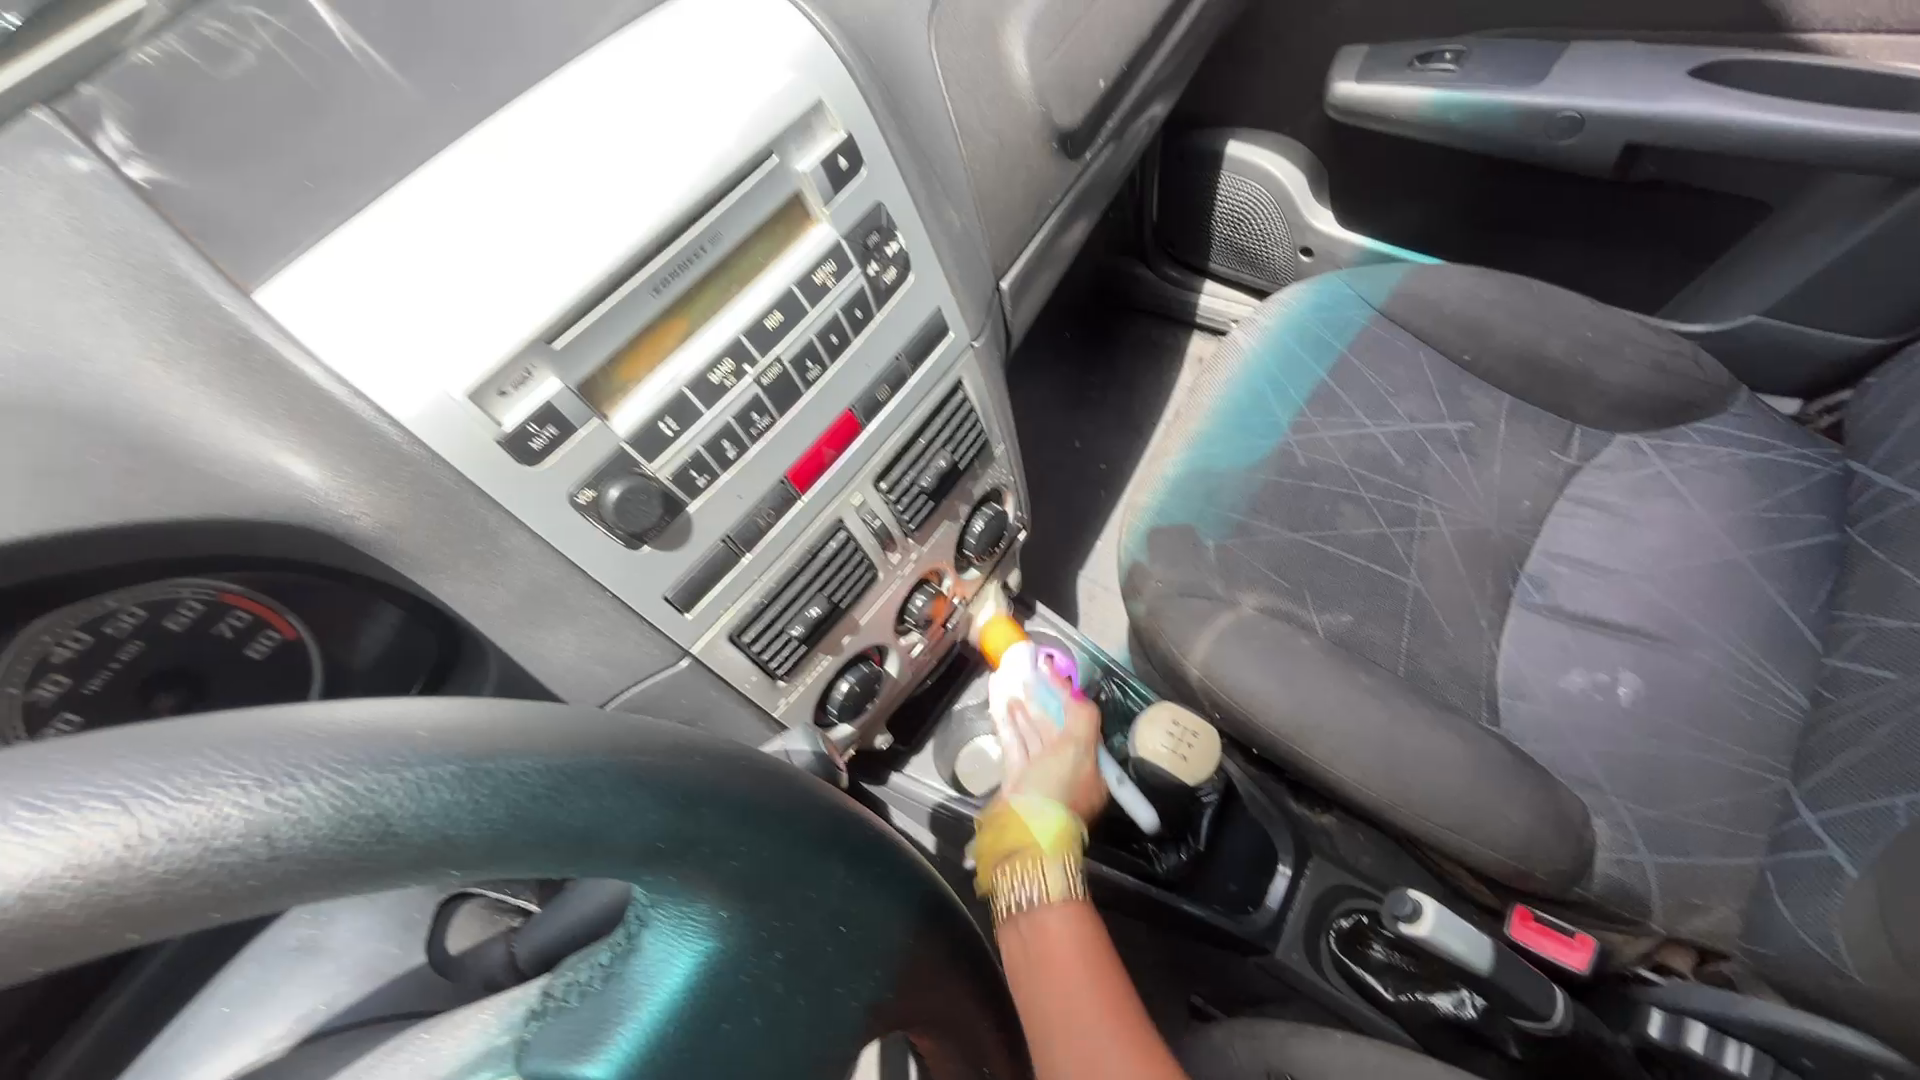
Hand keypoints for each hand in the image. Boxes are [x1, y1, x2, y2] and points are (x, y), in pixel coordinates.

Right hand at [992, 671, 1109, 823]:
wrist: (1023, 832)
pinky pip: (1014, 744)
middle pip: (1056, 727)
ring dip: (1022, 707)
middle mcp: (1068, 772)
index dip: (1067, 697)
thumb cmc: (1057, 788)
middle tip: (1027, 673)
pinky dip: (1007, 722)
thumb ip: (1081, 714)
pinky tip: (999, 702)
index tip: (1051, 674)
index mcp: (1091, 768)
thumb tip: (1071, 688)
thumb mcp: (1079, 748)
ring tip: (1009, 680)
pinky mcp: (1017, 780)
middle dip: (1042, 699)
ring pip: (1033, 734)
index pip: (1082, 724)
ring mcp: (1040, 776)